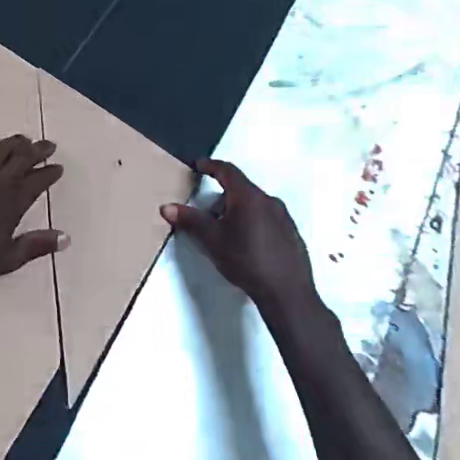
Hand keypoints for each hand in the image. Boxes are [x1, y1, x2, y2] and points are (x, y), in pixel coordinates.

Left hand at [0, 136, 66, 290]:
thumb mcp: (10, 258)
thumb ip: (37, 245)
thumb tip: (65, 238)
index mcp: (11, 204)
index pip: (36, 182)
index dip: (49, 173)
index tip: (58, 167)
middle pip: (20, 160)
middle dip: (37, 151)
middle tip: (49, 145)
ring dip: (12, 143)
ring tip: (24, 138)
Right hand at [161, 160, 313, 307]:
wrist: (287, 294)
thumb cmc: (246, 260)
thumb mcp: (212, 240)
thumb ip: (190, 220)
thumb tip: (166, 207)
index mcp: (249, 197)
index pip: (227, 171)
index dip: (210, 166)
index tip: (198, 165)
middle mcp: (269, 201)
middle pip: (241, 189)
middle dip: (222, 196)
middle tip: (207, 213)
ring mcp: (285, 218)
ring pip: (255, 204)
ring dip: (238, 210)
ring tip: (226, 231)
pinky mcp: (293, 235)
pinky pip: (268, 219)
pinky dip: (253, 222)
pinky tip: (248, 244)